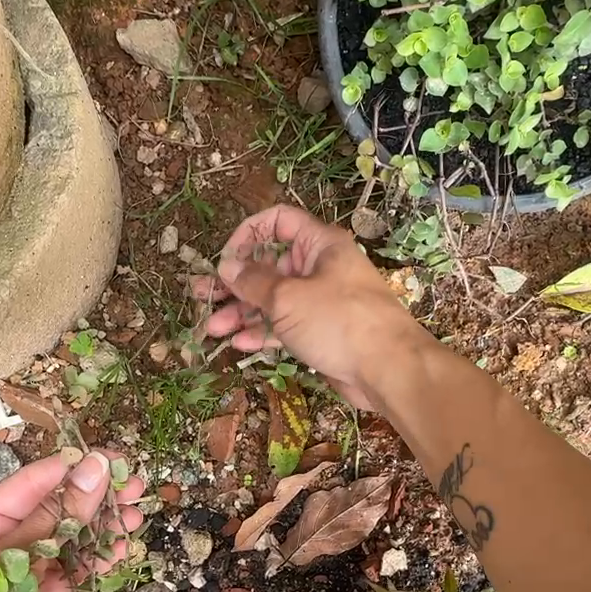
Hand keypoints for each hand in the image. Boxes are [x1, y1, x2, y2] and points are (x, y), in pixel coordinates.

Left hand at [0, 451, 144, 591]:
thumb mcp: (7, 564)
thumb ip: (56, 519)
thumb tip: (95, 469)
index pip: (32, 484)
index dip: (74, 469)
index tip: (115, 457)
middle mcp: (5, 543)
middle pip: (58, 508)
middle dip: (97, 496)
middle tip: (138, 485)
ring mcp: (30, 573)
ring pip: (75, 537)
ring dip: (106, 525)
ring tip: (139, 515)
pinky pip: (80, 569)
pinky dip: (102, 557)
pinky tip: (124, 546)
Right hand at [193, 205, 429, 409]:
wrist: (388, 369)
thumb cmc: (339, 321)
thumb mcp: (288, 297)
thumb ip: (253, 281)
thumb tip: (227, 266)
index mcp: (319, 245)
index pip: (278, 222)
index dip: (247, 235)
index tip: (225, 259)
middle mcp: (319, 268)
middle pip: (269, 266)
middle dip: (234, 283)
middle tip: (202, 295)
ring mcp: (320, 302)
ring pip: (273, 300)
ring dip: (242, 313)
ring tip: (212, 328)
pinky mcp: (321, 332)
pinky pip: (285, 326)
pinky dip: (262, 332)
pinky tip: (239, 344)